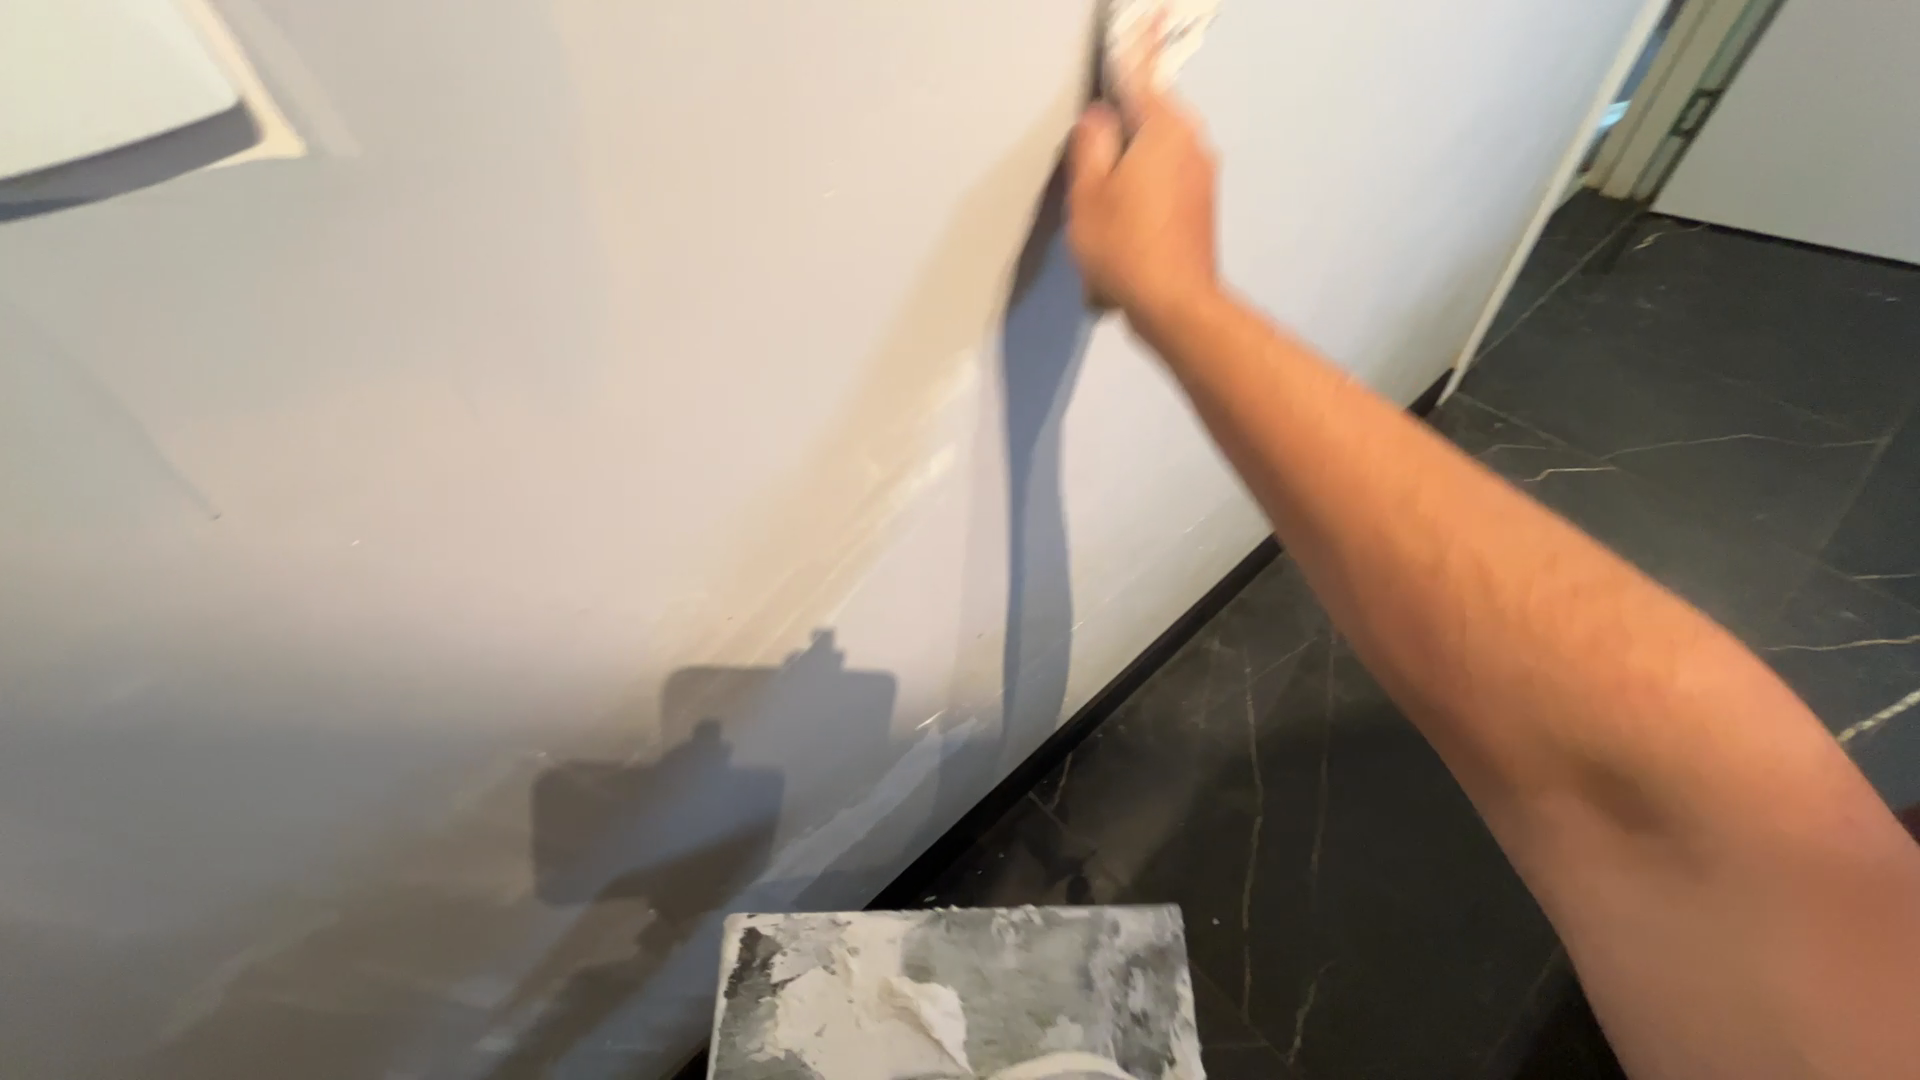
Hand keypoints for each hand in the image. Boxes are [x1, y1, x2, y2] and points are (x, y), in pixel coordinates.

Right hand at [1067, 39, 1218, 323]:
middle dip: (1123, 133)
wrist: (1174, 305)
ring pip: (1158, 157)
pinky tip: (1126, 234)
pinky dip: (1145, 197)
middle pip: (1150, 121)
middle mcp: (1192, 144)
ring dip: (1132, 172)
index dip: (1136, 45)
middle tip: (1091, 172)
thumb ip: (1090, 146)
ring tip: (1105, 216)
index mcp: (1163, 128)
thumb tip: (1099, 118)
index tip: (1147, 12)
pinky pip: (1167, 186)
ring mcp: (1203, 178)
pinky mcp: (1203, 210)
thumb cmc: (1124, 246)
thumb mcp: (1088, 194)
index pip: (1142, 75)